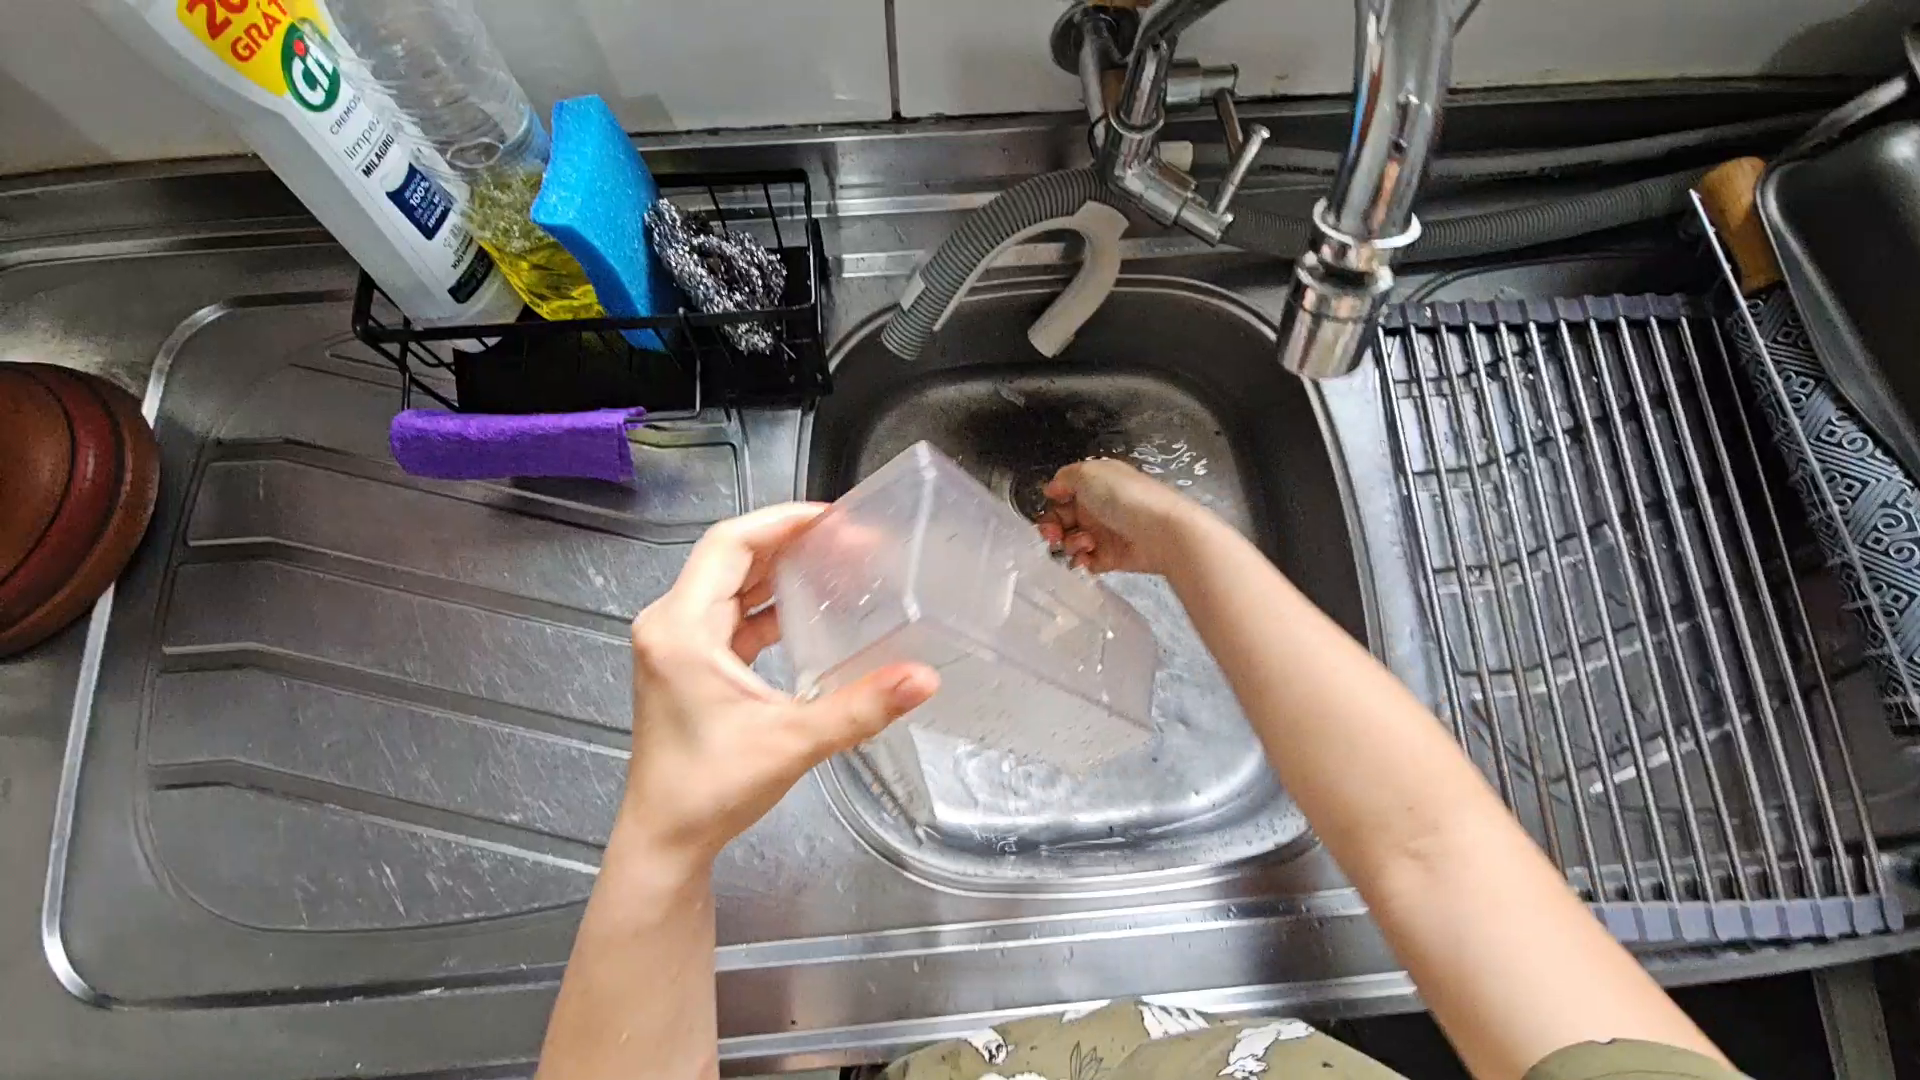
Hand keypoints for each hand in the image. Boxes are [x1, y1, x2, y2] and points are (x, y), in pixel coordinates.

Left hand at [623, 503, 938, 862]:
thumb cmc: (711, 789)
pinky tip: (805, 609)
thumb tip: (924, 679)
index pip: (730, 544)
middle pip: (730, 557)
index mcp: (683, 628)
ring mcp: (675, 642)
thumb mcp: (792, 741)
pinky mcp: (686, 661)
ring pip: (729, 584)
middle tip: (844, 540)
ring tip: (831, 564)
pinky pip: (729, 614)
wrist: (666, 837)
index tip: (831, 518)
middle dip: (787, 542)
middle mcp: (671, 624)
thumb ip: (861, 707)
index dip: (781, 521)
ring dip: (777, 571)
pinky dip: (766, 605)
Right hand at [1037, 458, 1201, 574]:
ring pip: (1071, 541)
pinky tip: (1087, 557)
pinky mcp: (1110, 558)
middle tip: (1053, 535)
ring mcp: (1103, 534)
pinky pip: (1085, 561)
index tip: (1049, 511)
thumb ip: (1064, 478)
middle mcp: (1097, 508)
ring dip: (1070, 543)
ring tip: (1085, 543)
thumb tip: (1051, 489)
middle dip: (1052, 528)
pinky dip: (1081, 560)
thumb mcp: (1088, 474)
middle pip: (1062, 520)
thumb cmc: (1123, 497)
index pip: (1062, 495)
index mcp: (1093, 485)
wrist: (1162, 531)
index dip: (1051, 504)